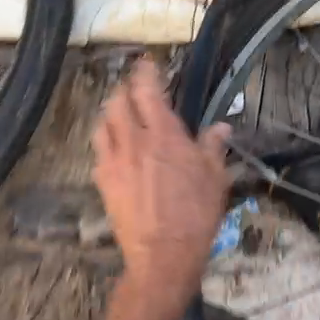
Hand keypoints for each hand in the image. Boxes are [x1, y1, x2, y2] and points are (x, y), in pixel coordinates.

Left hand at [92, 58, 232, 310]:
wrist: (163, 256)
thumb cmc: (195, 213)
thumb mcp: (215, 176)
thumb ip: (213, 145)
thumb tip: (220, 126)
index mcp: (163, 134)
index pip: (147, 91)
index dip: (145, 73)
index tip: (147, 63)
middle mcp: (134, 142)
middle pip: (117, 102)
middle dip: (124, 89)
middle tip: (133, 87)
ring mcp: (114, 163)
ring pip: (102, 125)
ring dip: (110, 112)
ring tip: (118, 112)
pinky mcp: (104, 184)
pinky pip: (98, 153)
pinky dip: (104, 142)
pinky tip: (113, 148)